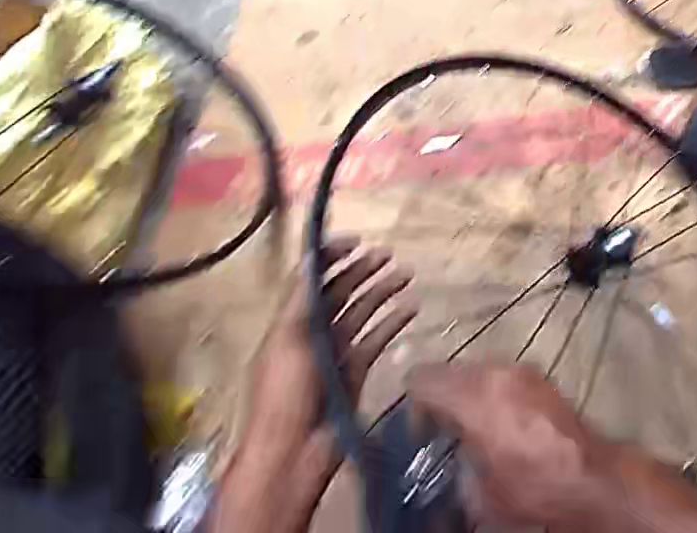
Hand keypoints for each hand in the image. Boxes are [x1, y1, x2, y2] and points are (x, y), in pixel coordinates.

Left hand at [212, 240, 415, 532]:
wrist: (292, 454)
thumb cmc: (285, 391)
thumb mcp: (288, 337)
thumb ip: (303, 295)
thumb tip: (314, 253)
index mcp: (293, 319)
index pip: (314, 277)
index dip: (332, 256)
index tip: (356, 241)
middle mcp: (316, 329)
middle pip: (341, 290)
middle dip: (362, 269)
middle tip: (387, 253)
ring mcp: (337, 349)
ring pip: (363, 310)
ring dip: (382, 290)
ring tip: (406, 274)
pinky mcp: (356, 369)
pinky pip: (377, 337)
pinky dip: (394, 321)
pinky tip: (411, 307)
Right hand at [408, 362, 615, 529]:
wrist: (590, 478)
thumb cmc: (532, 487)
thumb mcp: (480, 494)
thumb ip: (456, 467)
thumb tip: (450, 463)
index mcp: (473, 395)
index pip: (424, 378)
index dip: (414, 405)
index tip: (420, 434)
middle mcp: (494, 371)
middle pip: (450, 371)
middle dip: (441, 398)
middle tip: (443, 433)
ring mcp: (519, 368)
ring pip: (477, 370)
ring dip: (468, 393)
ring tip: (475, 428)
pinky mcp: (539, 375)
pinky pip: (502, 375)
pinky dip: (494, 392)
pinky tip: (503, 422)